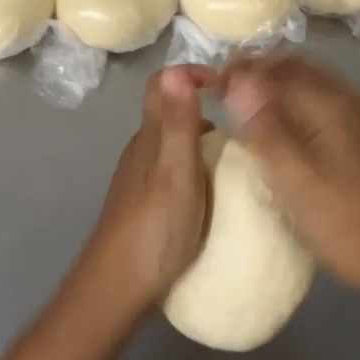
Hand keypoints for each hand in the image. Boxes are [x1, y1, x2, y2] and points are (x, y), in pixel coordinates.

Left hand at [79, 64, 216, 310]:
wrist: (116, 290)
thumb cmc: (153, 228)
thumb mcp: (176, 171)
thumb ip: (178, 122)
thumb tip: (177, 69)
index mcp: (150, 136)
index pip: (162, 84)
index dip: (191, 73)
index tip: (227, 85)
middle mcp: (142, 150)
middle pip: (169, 112)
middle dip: (203, 108)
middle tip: (243, 126)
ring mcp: (140, 179)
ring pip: (171, 143)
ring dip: (201, 141)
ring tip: (236, 160)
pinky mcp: (143, 206)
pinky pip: (172, 170)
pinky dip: (194, 169)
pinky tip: (213, 194)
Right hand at [221, 55, 359, 299]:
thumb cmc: (352, 223)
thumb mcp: (299, 181)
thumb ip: (266, 129)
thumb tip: (238, 80)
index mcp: (332, 102)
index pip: (278, 69)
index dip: (242, 70)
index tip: (210, 82)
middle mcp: (352, 98)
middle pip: (299, 68)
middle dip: (262, 70)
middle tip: (226, 89)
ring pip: (316, 84)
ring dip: (282, 85)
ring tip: (251, 108)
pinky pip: (329, 103)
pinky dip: (301, 103)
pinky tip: (290, 130)